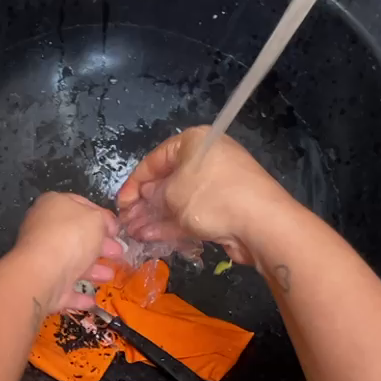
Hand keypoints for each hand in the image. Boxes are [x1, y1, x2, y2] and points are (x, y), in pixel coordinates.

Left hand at [11, 192, 124, 311]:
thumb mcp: (96, 219)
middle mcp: (44, 231)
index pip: (81, 207)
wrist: (43, 273)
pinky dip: (78, 295)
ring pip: (71, 264)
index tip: (117, 230)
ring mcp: (42, 260)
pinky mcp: (43, 286)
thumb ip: (104, 220)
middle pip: (77, 238)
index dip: (102, 217)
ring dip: (92, 270)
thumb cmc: (71, 237)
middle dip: (101, 246)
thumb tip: (107, 226)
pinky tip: (92, 300)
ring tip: (110, 275)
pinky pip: (63, 290)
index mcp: (53, 206)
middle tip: (119, 253)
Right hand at [115, 127, 296, 263]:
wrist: (260, 222)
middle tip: (125, 221)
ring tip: (132, 233)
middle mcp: (204, 160)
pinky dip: (169, 225)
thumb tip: (144, 199)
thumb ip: (152, 197)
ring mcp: (214, 186)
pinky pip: (189, 215)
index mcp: (193, 142)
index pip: (154, 160)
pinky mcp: (220, 210)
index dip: (133, 183)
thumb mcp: (171, 194)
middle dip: (143, 203)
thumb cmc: (210, 197)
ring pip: (176, 201)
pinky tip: (148, 237)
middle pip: (165, 181)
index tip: (120, 204)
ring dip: (153, 217)